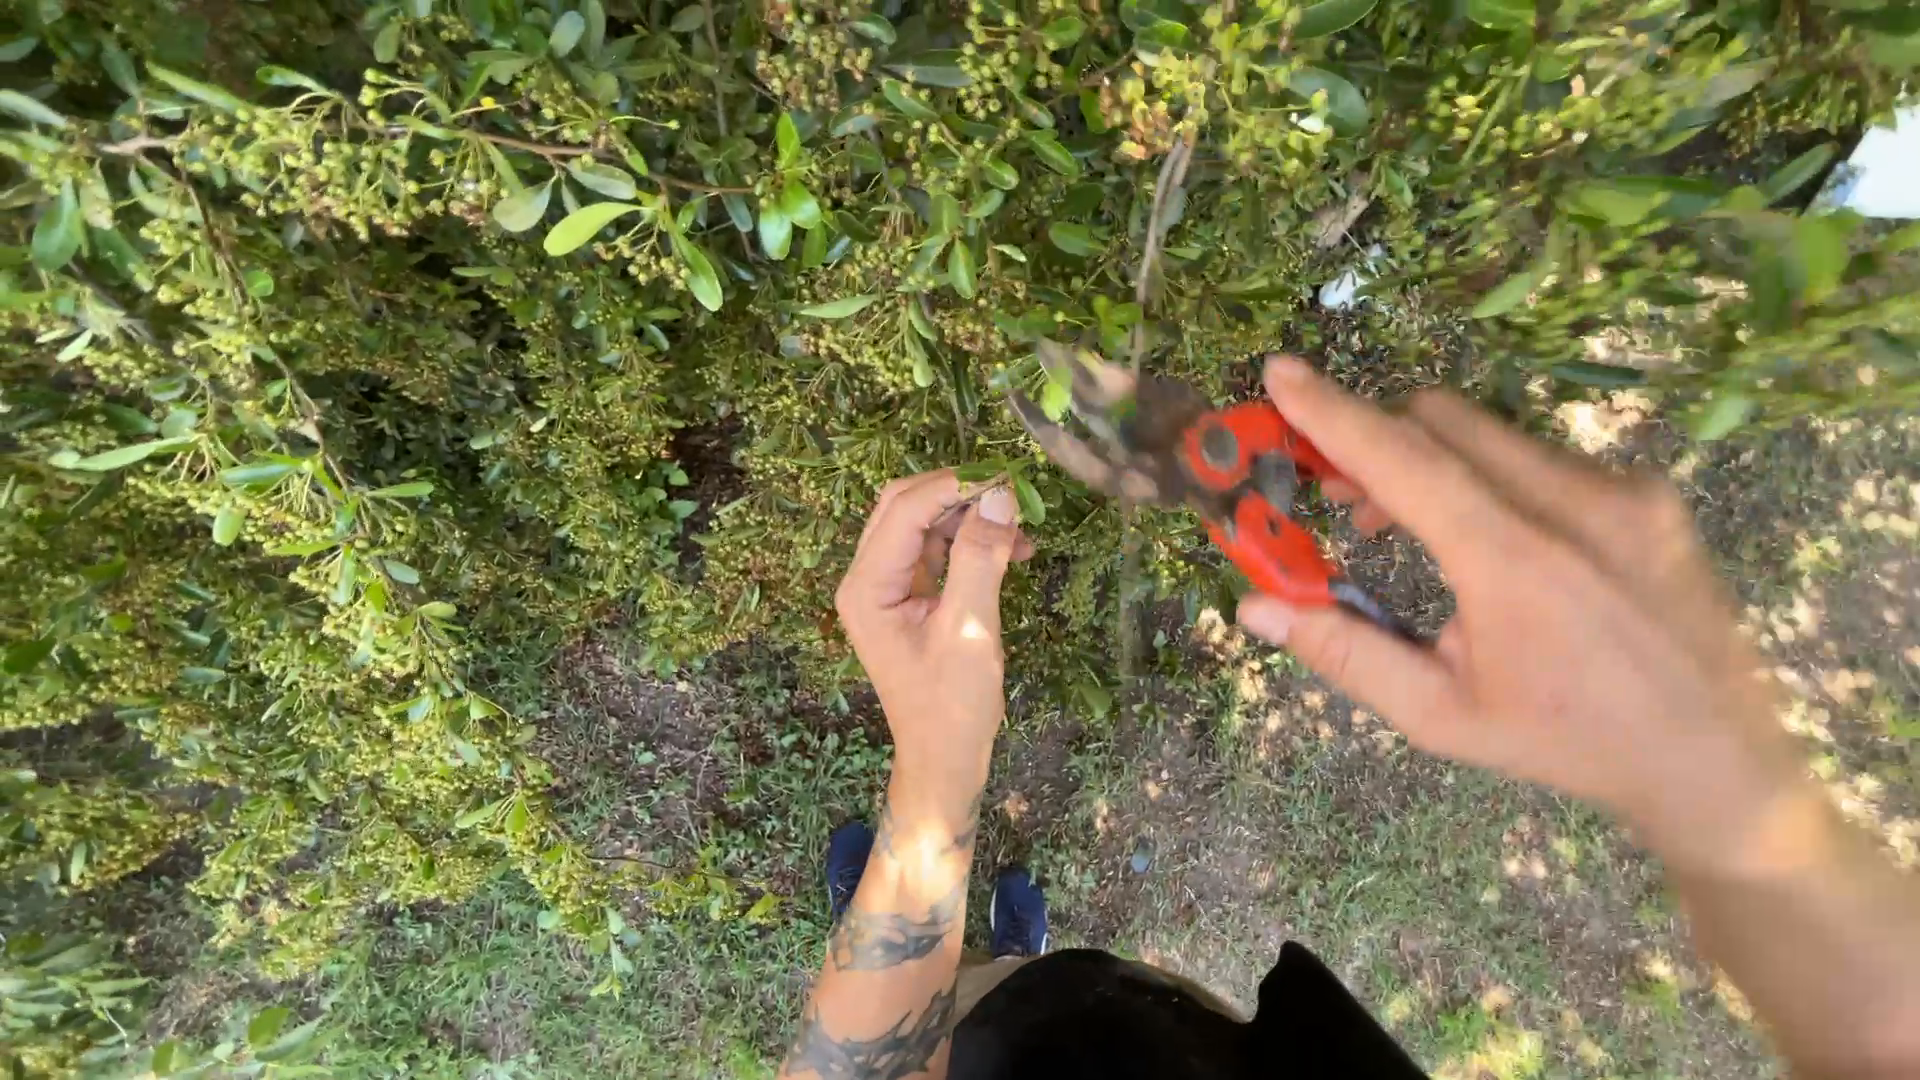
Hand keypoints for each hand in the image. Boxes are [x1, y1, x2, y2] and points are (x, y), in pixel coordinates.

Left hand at [836, 470, 1030, 800]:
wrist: (944, 757)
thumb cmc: (953, 704)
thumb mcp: (970, 629)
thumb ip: (981, 559)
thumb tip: (1001, 497)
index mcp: (868, 586)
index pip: (905, 510)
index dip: (956, 486)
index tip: (1009, 481)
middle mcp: (867, 578)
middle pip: (906, 506)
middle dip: (960, 494)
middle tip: (1013, 496)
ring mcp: (886, 586)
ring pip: (924, 523)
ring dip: (969, 517)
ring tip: (1020, 530)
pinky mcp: (909, 595)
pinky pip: (936, 550)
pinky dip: (970, 542)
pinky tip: (1012, 550)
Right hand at [1237, 357, 1810, 874]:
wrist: (1721, 760)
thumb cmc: (1562, 741)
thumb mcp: (1436, 715)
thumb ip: (1343, 652)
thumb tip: (1253, 607)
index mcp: (1517, 564)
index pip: (1406, 462)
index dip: (1334, 414)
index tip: (1280, 372)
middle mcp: (1577, 504)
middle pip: (1438, 421)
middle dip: (1366, 437)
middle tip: (1325, 487)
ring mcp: (1621, 490)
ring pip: (1482, 431)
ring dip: (1415, 457)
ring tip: (1384, 520)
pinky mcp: (1643, 492)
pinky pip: (1526, 452)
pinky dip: (1469, 471)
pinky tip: (1464, 530)